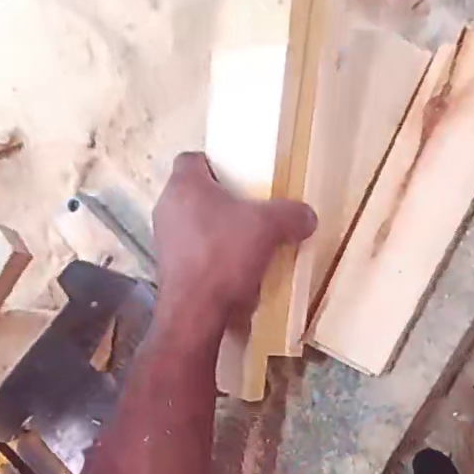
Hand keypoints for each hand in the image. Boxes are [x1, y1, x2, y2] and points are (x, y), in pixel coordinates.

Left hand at [152, 153, 316, 337]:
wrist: (197, 313)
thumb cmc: (224, 256)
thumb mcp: (268, 228)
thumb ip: (290, 215)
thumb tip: (308, 216)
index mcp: (183, 185)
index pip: (194, 159)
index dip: (218, 166)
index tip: (242, 181)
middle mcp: (167, 210)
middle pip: (197, 197)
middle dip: (224, 205)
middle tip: (252, 215)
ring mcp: (165, 244)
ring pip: (196, 230)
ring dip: (220, 237)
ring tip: (249, 249)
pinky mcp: (171, 274)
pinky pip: (197, 260)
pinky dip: (215, 265)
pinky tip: (238, 278)